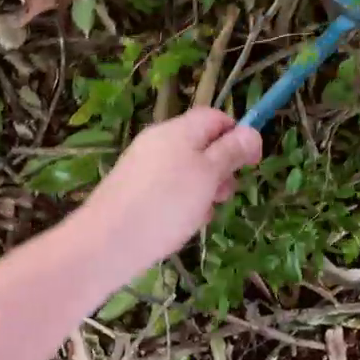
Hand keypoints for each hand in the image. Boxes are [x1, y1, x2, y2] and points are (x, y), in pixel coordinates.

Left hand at [80, 107, 262, 271]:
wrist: (108, 242)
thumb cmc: (166, 204)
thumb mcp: (208, 175)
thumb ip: (230, 152)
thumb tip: (251, 131)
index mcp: (178, 130)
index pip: (215, 117)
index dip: (237, 134)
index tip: (251, 163)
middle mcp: (158, 141)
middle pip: (201, 145)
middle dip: (221, 168)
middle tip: (225, 195)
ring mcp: (143, 166)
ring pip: (186, 171)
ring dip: (204, 190)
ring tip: (204, 215)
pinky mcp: (133, 190)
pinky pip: (168, 188)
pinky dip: (182, 203)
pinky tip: (182, 224)